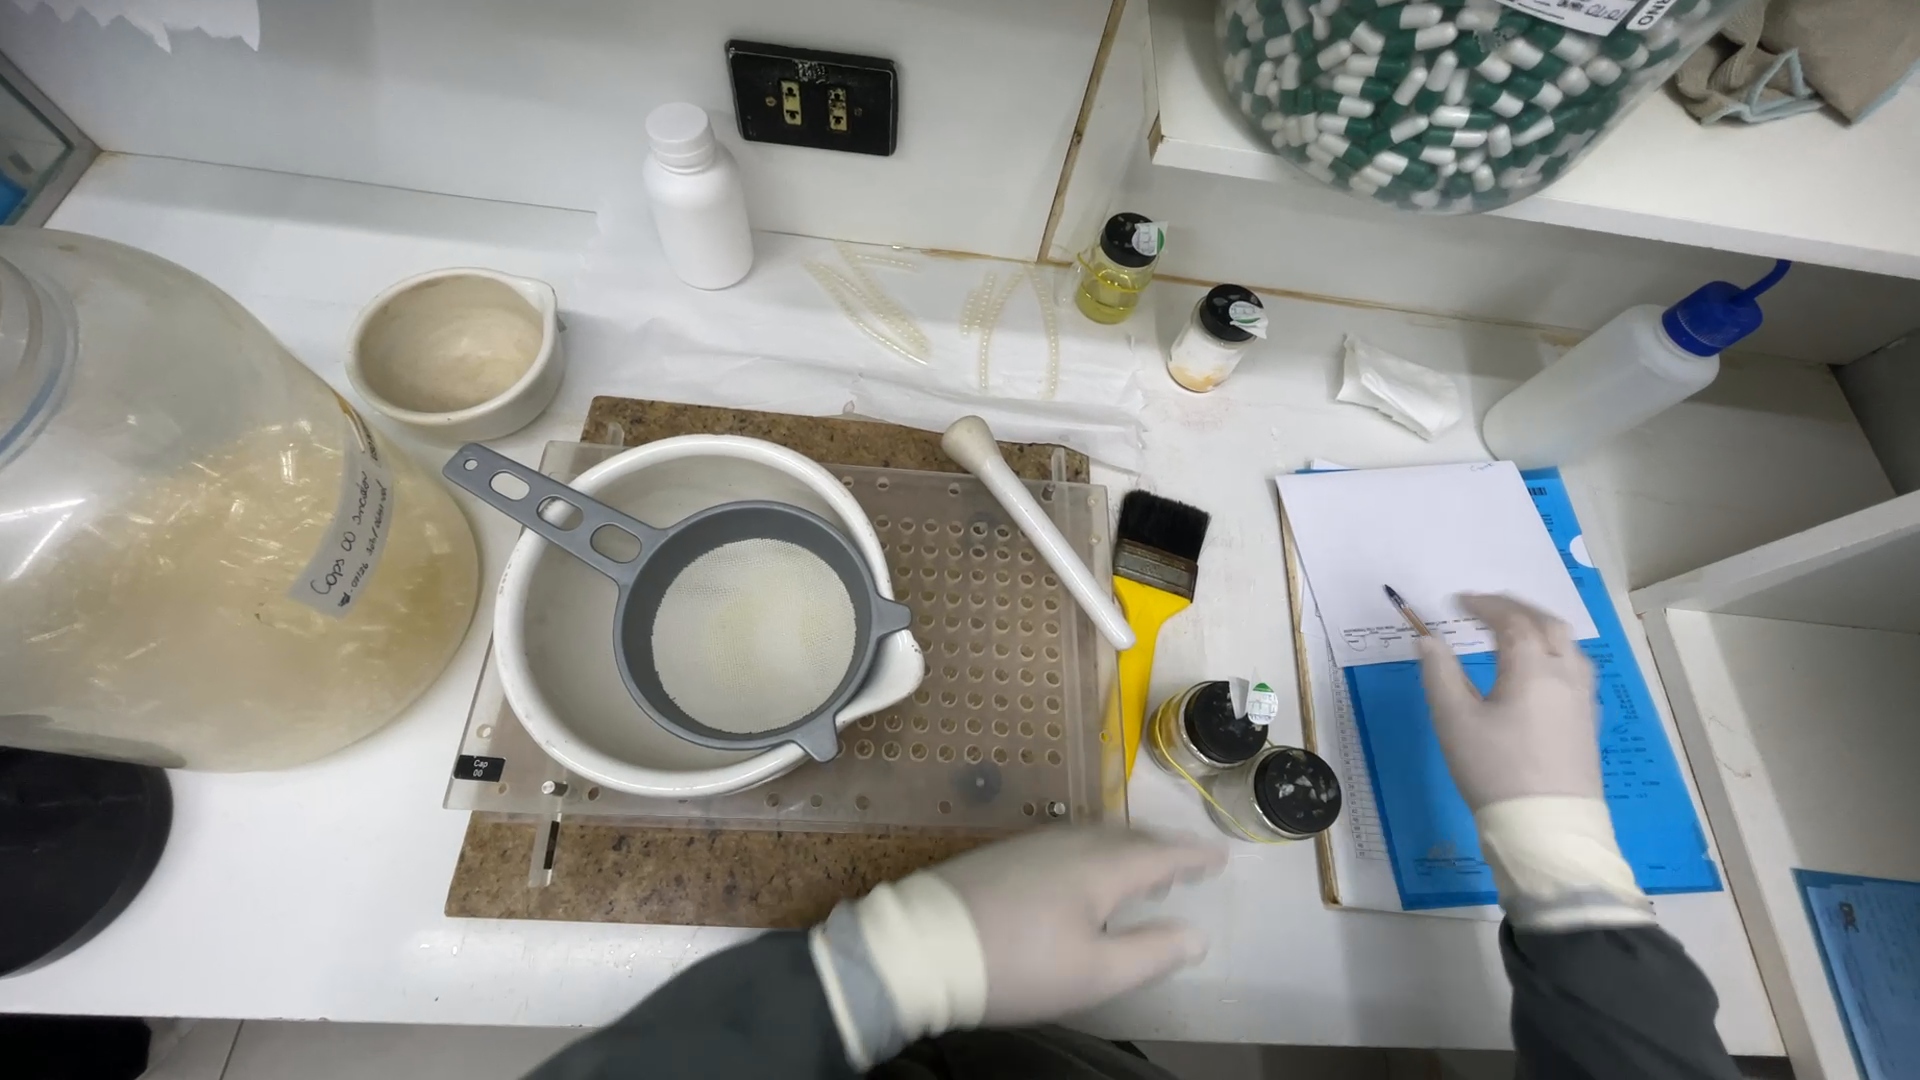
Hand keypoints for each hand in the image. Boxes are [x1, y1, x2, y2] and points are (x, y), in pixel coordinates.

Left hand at [931, 826, 1226, 1024]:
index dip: (1193, 855)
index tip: (1221, 854)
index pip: (1160, 854)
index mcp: (1099, 866)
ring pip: (1097, 835)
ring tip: (1143, 869)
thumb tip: (1198, 935)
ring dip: (1128, 848)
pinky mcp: (1009, 851)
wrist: (929, 942)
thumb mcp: (1095, 973)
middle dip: (1162, 848)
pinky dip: (1096, 850)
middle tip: (1187, 864)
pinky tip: (1087, 873)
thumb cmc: (1021, 963)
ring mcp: (1035, 841)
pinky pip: (1070, 839)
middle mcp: (1071, 841)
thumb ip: (1151, 951)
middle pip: (1128, 837)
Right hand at [1416, 593, 1601, 809]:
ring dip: (1539, 626)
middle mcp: (1565, 677)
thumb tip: (1427, 639)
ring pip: (1569, 646)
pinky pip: (1575, 667)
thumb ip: (1439, 671)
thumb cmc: (1492, 767)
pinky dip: (1552, 649)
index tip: (1457, 600)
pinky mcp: (1585, 721)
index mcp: (1533, 671)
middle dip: (1516, 607)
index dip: (1484, 605)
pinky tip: (1536, 664)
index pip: (1512, 622)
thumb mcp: (1453, 718)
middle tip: (1484, 604)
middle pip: (1550, 625)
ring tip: (1512, 627)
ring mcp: (1582, 700)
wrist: (1545, 827)